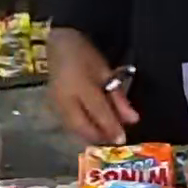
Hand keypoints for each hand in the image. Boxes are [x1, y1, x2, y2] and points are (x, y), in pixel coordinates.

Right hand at [48, 27, 138, 144]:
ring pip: (74, 129)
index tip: (122, 140)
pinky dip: (82, 132)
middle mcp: (65, 97)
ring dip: (90, 137)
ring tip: (104, 140)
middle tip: (113, 142)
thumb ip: (118, 98)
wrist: (59, 46)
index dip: (111, 127)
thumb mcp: (106, 73)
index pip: (98, 110)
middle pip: (83, 125)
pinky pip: (69, 126)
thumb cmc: (86, 56)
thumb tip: (133, 120)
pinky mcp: (53, 108)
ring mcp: (56, 105)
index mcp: (81, 84)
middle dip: (99, 136)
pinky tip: (92, 132)